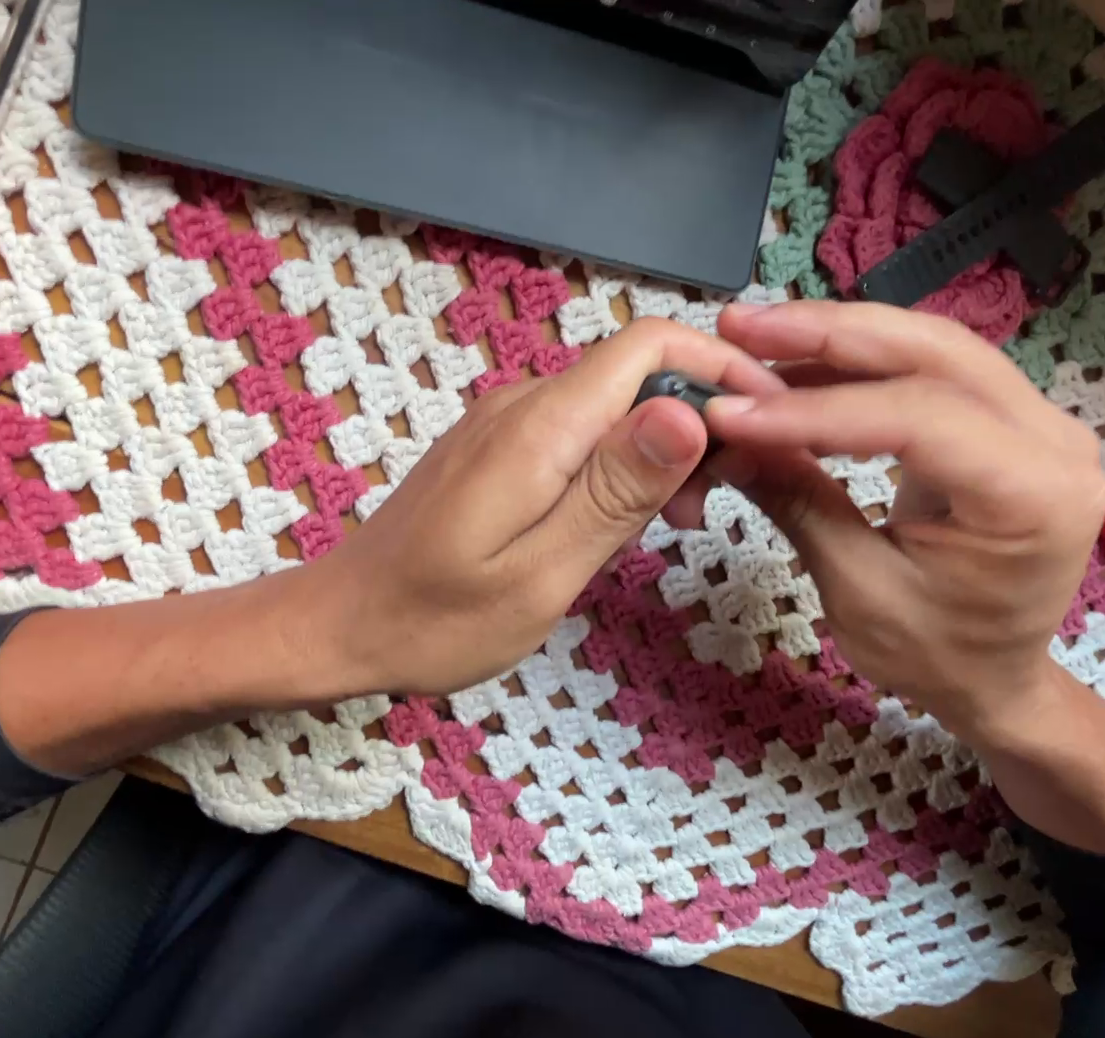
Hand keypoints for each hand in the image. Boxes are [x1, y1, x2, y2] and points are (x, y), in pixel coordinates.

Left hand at [310, 318, 782, 697]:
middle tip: (713, 508)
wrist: (341, 625)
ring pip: (609, 406)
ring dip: (658, 451)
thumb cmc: (437, 621)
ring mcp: (502, 425)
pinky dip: (615, 466)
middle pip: (634, 372)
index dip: (718, 369)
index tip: (764, 429)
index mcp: (540, 427)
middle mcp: (521, 405)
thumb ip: (614, 492)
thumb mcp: (540, 574)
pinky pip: (574, 434)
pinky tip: (616, 523)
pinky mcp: (494, 451)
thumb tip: (689, 411)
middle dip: (696, 420)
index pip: (648, 346)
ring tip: (673, 528)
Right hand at [701, 301, 1104, 742]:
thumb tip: (726, 441)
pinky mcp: (1003, 422)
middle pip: (932, 351)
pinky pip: (926, 372)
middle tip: (740, 324)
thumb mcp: (857, 590)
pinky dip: (854, 366)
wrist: (995, 678)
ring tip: (754, 335)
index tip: (730, 410)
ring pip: (928, 347)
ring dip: (836, 338)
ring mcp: (1034, 422)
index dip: (815, 408)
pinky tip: (796, 367)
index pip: (917, 417)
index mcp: (1033, 496)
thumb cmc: (936, 655)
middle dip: (827, 333)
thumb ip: (799, 503)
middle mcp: (1051, 439)